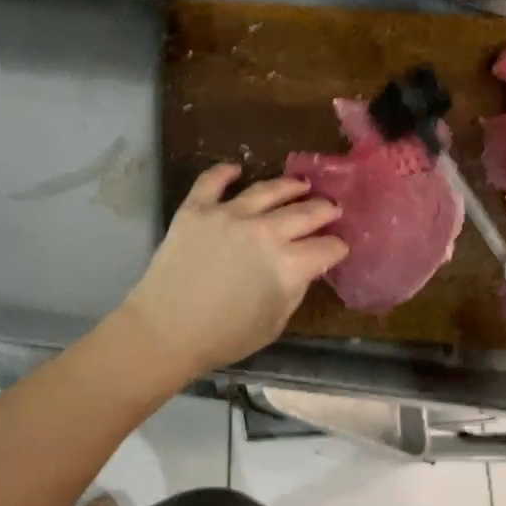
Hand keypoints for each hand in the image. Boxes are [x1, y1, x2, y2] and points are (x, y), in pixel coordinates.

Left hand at [122, 164, 348, 379]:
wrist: (166, 329)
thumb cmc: (223, 337)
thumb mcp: (274, 322)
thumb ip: (294, 289)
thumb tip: (304, 266)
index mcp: (288, 265)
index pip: (325, 248)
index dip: (337, 247)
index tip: (339, 246)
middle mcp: (263, 231)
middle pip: (304, 213)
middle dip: (323, 210)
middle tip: (332, 207)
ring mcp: (228, 214)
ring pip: (266, 190)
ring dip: (288, 185)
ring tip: (300, 184)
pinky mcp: (196, 208)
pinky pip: (212, 180)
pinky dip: (225, 172)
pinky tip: (236, 169)